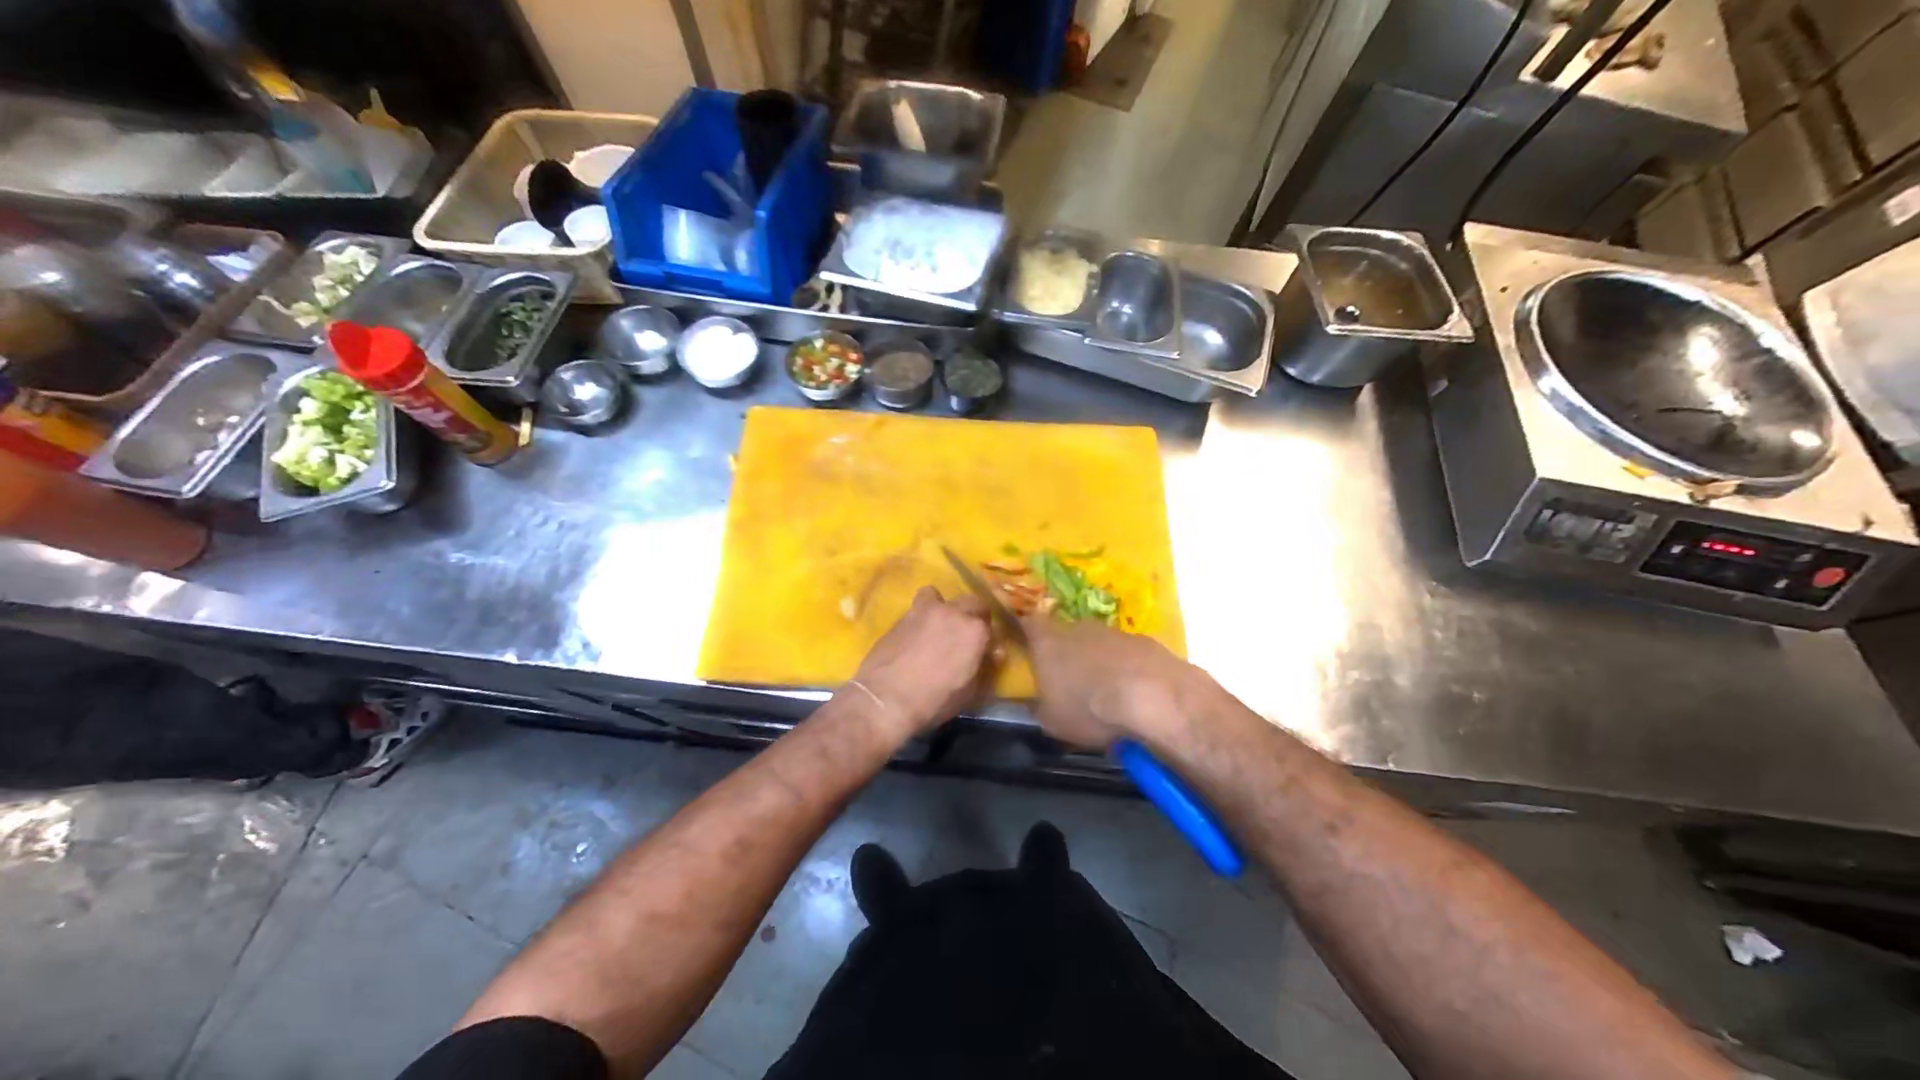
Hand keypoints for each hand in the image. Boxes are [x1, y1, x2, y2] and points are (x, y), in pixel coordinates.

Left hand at [845, 586, 991, 737]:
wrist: (885, 699)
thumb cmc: (935, 700)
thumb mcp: (970, 692)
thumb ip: (985, 667)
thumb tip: (993, 654)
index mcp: (975, 630)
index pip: (991, 625)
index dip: (988, 638)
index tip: (984, 652)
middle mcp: (952, 612)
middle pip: (971, 602)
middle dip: (972, 616)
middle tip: (964, 637)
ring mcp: (923, 611)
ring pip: (937, 596)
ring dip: (942, 608)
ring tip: (936, 628)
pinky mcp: (900, 617)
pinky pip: (916, 609)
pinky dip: (920, 618)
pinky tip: (915, 637)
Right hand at [1020, 616, 1204, 748]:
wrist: (1153, 698)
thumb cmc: (1089, 708)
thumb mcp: (1050, 721)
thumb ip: (1038, 706)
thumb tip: (1035, 702)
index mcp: (1046, 640)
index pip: (1027, 625)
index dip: (1026, 637)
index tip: (1026, 654)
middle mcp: (1077, 627)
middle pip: (1065, 634)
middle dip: (1065, 655)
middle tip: (1068, 683)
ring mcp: (1113, 631)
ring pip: (1098, 645)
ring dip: (1098, 663)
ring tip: (1105, 696)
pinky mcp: (1144, 641)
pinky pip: (1126, 655)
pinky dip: (1127, 671)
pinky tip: (1134, 696)